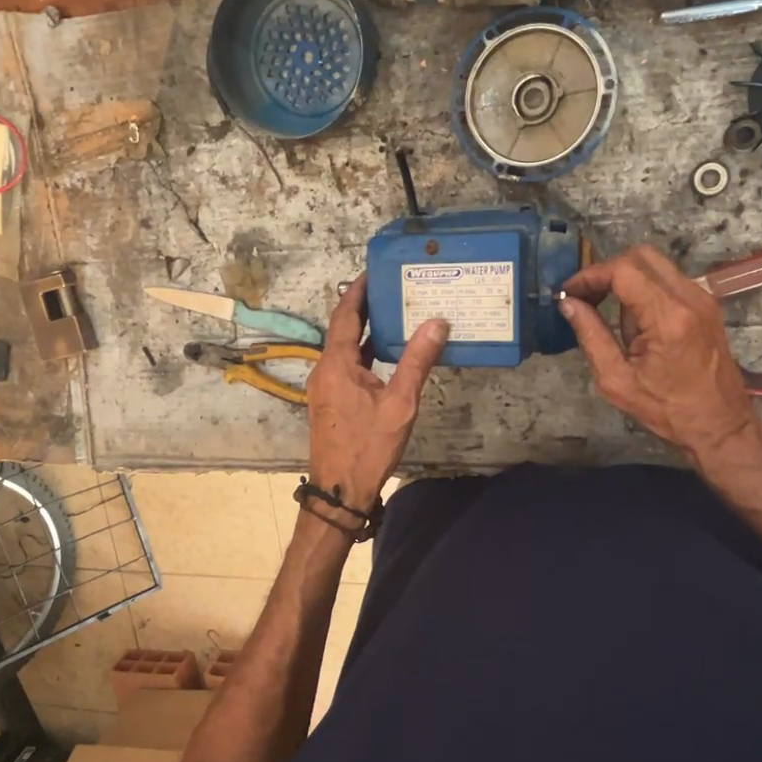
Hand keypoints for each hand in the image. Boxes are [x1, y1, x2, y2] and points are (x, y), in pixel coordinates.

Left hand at [305, 275, 447, 511]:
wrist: (339, 491)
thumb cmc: (368, 447)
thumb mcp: (400, 404)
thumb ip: (417, 361)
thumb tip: (437, 322)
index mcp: (336, 364)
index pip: (345, 315)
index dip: (358, 290)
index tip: (375, 270)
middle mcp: (325, 370)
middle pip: (343, 329)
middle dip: (366, 307)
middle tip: (394, 287)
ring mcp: (325, 387)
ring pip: (346, 349)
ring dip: (367, 332)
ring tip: (397, 314)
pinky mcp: (330, 402)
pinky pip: (347, 367)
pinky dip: (366, 354)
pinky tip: (388, 355)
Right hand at [558, 245, 758, 457]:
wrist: (720, 425)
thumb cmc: (666, 410)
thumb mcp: (617, 379)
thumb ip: (590, 335)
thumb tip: (568, 304)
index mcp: (668, 317)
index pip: (624, 271)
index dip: (590, 275)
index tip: (568, 293)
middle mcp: (690, 297)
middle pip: (641, 256)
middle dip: (606, 271)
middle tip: (584, 296)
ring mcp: (703, 298)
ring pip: (655, 264)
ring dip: (624, 279)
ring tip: (604, 310)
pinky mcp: (706, 305)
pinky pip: (668, 279)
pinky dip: (642, 288)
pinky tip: (630, 319)